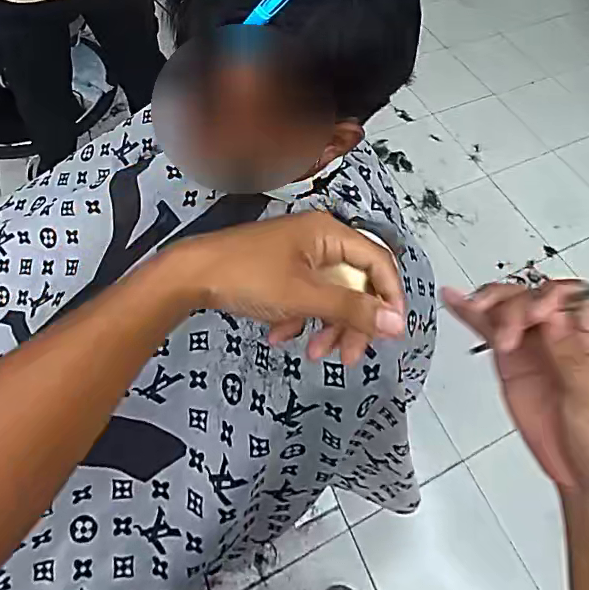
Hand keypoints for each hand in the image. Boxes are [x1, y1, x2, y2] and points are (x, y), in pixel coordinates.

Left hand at [161, 212, 406, 363]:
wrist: (191, 275)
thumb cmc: (247, 277)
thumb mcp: (304, 296)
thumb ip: (352, 309)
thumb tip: (397, 322)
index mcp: (330, 233)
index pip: (378, 260)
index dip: (391, 296)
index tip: (392, 332)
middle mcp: (320, 238)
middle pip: (355, 281)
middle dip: (353, 321)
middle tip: (349, 356)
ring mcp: (301, 252)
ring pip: (331, 293)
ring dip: (327, 325)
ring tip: (314, 353)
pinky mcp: (283, 268)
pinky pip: (307, 294)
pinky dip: (301, 317)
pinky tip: (280, 334)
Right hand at [442, 281, 588, 498]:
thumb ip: (572, 356)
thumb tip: (554, 315)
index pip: (571, 297)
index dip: (551, 296)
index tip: (537, 313)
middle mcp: (563, 335)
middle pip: (534, 296)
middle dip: (517, 304)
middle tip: (509, 329)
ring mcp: (536, 346)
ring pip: (510, 306)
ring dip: (491, 303)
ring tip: (477, 310)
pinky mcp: (512, 361)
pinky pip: (489, 329)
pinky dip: (470, 314)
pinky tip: (456, 300)